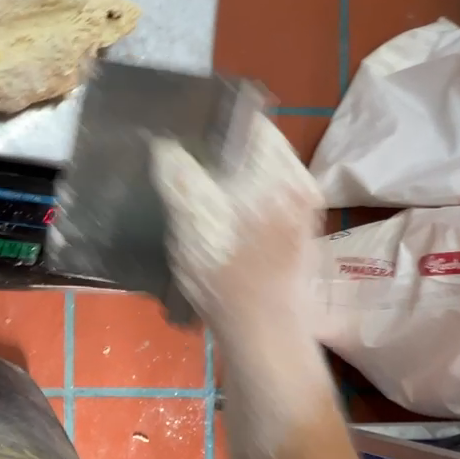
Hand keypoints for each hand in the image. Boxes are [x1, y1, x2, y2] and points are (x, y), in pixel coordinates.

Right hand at [149, 119, 324, 348]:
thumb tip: (164, 146)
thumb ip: (181, 181)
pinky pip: (247, 198)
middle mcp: (295, 184)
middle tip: (166, 149)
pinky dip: (222, 198)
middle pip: (247, 148)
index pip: (249, 121)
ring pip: (246, 174)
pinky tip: (196, 212)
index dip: (211, 117)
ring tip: (174, 176)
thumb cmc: (232, 282)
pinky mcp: (283, 233)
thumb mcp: (195, 227)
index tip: (175, 119)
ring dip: (211, 174)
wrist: (265, 341)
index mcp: (282, 174)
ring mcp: (292, 210)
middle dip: (207, 147)